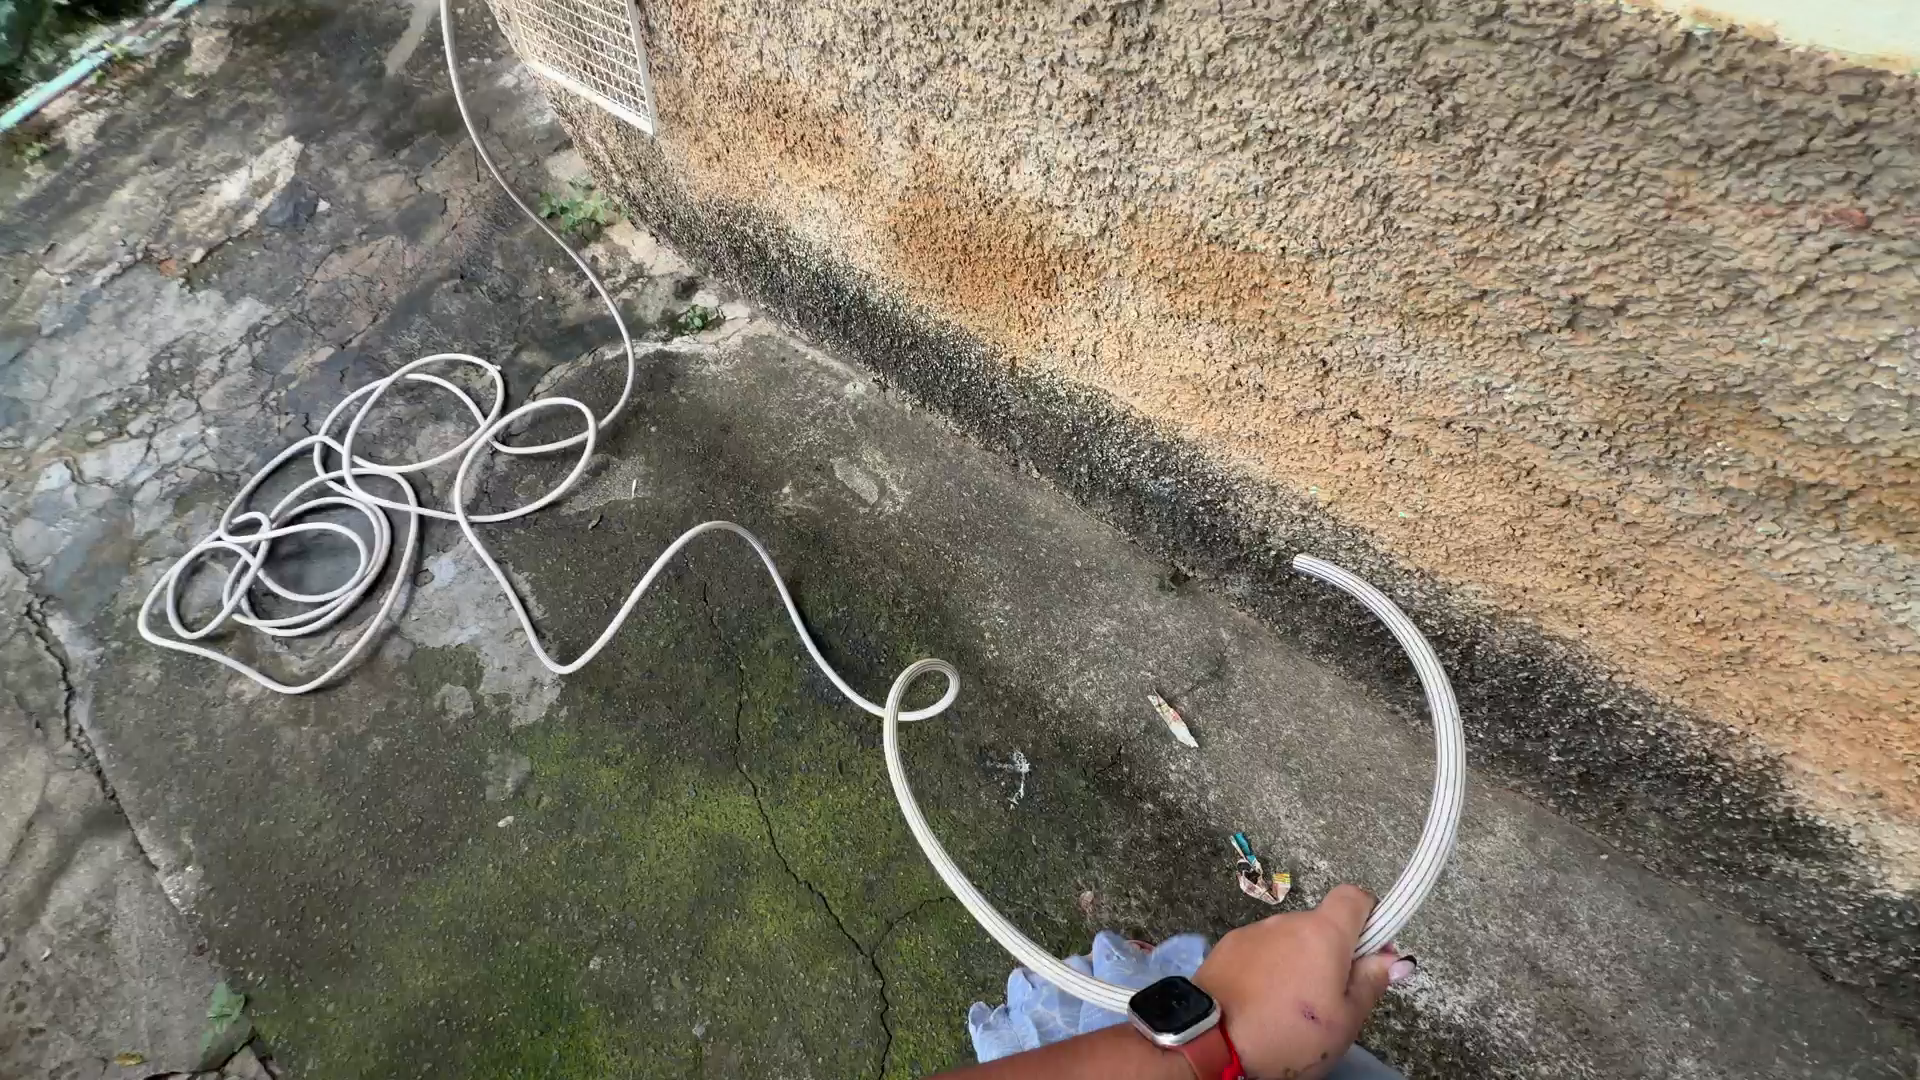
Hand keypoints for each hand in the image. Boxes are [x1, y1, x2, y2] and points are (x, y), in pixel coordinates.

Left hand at [1191, 885, 1411, 1079]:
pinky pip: (1265, 949)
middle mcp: (1286, 920)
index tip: (1375, 953)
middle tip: (1337, 1000)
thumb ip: (1371, 982)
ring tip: (1298, 1009)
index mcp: (1320, 933)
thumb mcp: (1345, 1019)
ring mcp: (1255, 929)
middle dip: (1337, 954)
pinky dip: (1274, 967)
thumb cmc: (1290, 1033)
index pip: (1353, 896)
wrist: (1212, 1036)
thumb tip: (1396, 957)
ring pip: (1293, 940)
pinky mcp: (1231, 943)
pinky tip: (1266, 1001)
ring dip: (1303, 963)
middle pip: (1323, 925)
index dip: (1371, 917)